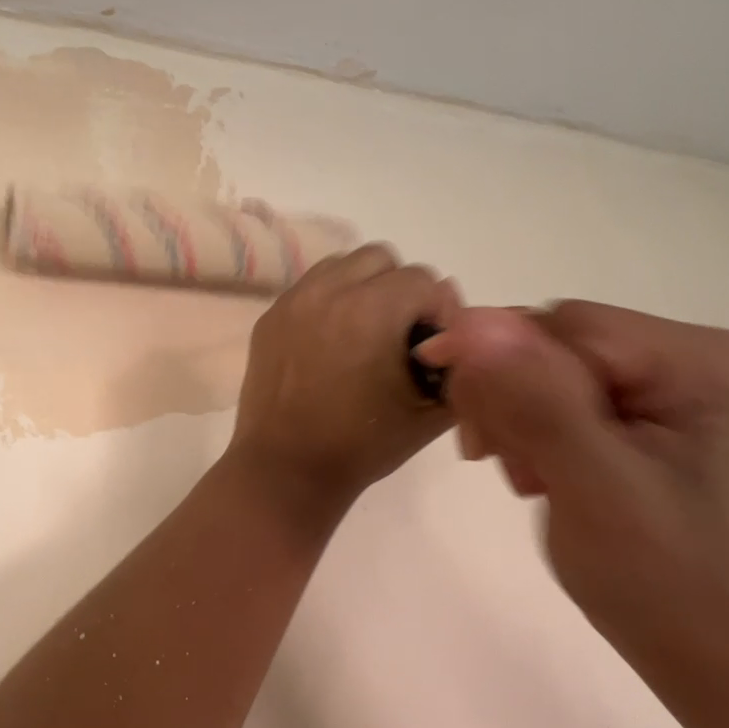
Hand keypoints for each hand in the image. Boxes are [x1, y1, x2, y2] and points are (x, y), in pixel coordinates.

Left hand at [227, 244, 461, 500]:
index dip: (440, 311)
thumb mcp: (431, 408)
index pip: (424, 280)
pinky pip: (310, 287)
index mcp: (371, 310)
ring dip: (364, 287)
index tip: (435, 346)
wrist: (289, 467)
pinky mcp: (271, 318)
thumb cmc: (365, 443)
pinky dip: (330, 300)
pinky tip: (334, 341)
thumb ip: (458, 360)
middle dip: (401, 291)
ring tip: (368, 332)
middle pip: (381, 260)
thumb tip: (456, 328)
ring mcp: (293, 302)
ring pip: (342, 265)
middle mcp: (328, 292)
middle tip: (402, 334)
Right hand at [423, 302, 728, 651]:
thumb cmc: (654, 577)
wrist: (699, 647)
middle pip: (558, 341)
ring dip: (513, 413)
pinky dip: (530, 421)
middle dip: (511, 398)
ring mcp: (681, 379)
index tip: (477, 443)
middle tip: (497, 462)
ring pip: (549, 362)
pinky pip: (560, 385)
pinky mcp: (656, 406)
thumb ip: (534, 400)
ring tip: (523, 474)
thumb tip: (472, 322)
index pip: (569, 328)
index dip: (505, 370)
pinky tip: (536, 465)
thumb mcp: (589, 485)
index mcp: (711, 362)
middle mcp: (704, 355)